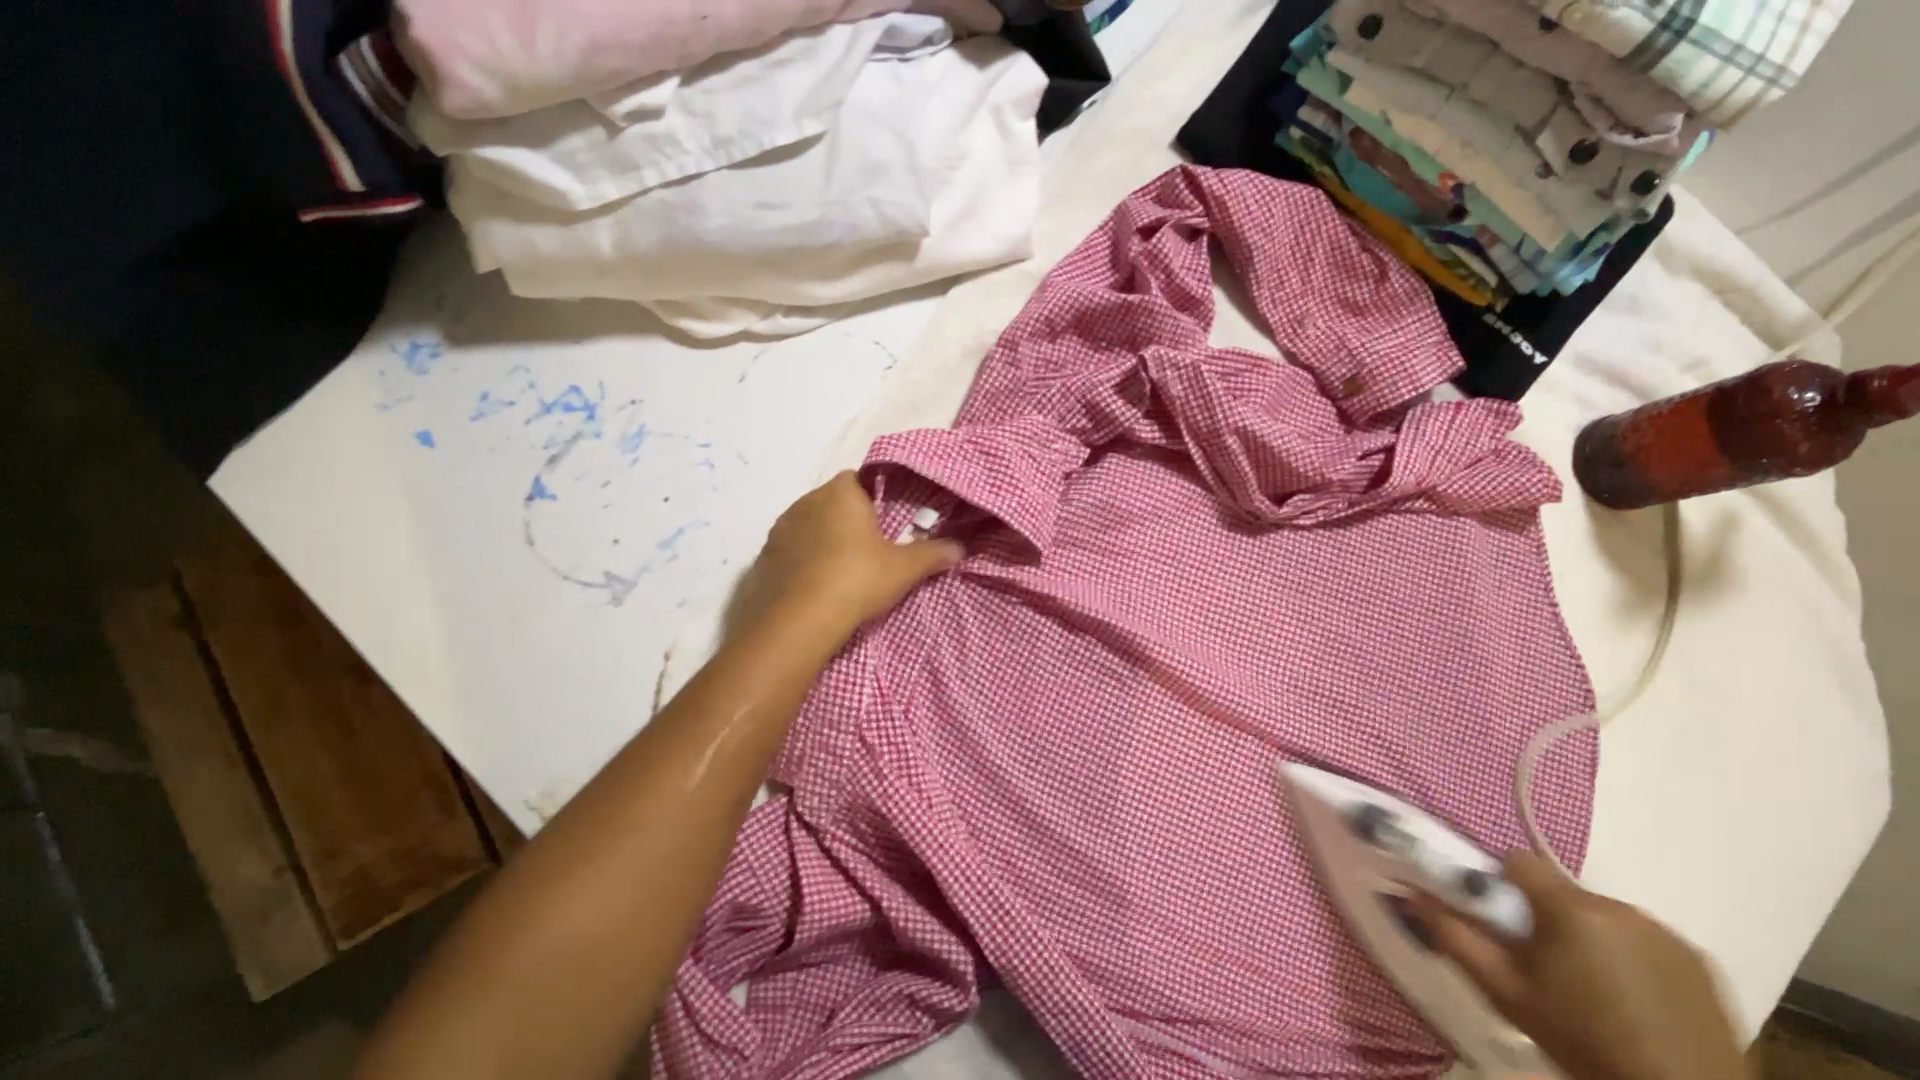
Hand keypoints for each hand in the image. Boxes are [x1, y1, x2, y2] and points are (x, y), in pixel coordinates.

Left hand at [730, 472, 962, 641]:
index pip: (858, 480)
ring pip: (808, 528)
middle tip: (870, 551)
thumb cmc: (856, 580)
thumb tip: (959, 548)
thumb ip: (932, 554)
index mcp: (840, 493)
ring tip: (841, 573)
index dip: (874, 499)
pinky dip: (802, 564)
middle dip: (848, 521)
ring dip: (822, 542)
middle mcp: (805, 502)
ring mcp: (779, 530)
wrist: (798, 622)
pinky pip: (789, 553)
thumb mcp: (903, 569)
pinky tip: (816, 588)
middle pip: (832, 503)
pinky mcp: (763, 559)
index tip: (887, 524)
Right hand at [1410, 853, 1749, 1079]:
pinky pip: (1645, 940)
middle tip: (1541, 967)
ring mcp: (1665, 931)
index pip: (1518, 861)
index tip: (1501, 923)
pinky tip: (1631, 1000)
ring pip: (1603, 916)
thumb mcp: (1506, 993)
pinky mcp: (1698, 958)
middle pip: (1561, 892)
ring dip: (1587, 938)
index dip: (1500, 886)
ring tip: (1590, 989)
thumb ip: (1455, 937)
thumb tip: (1414, 893)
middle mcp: (1619, 905)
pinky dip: (1629, 958)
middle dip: (1544, 918)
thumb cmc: (1580, 1040)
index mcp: (1570, 908)